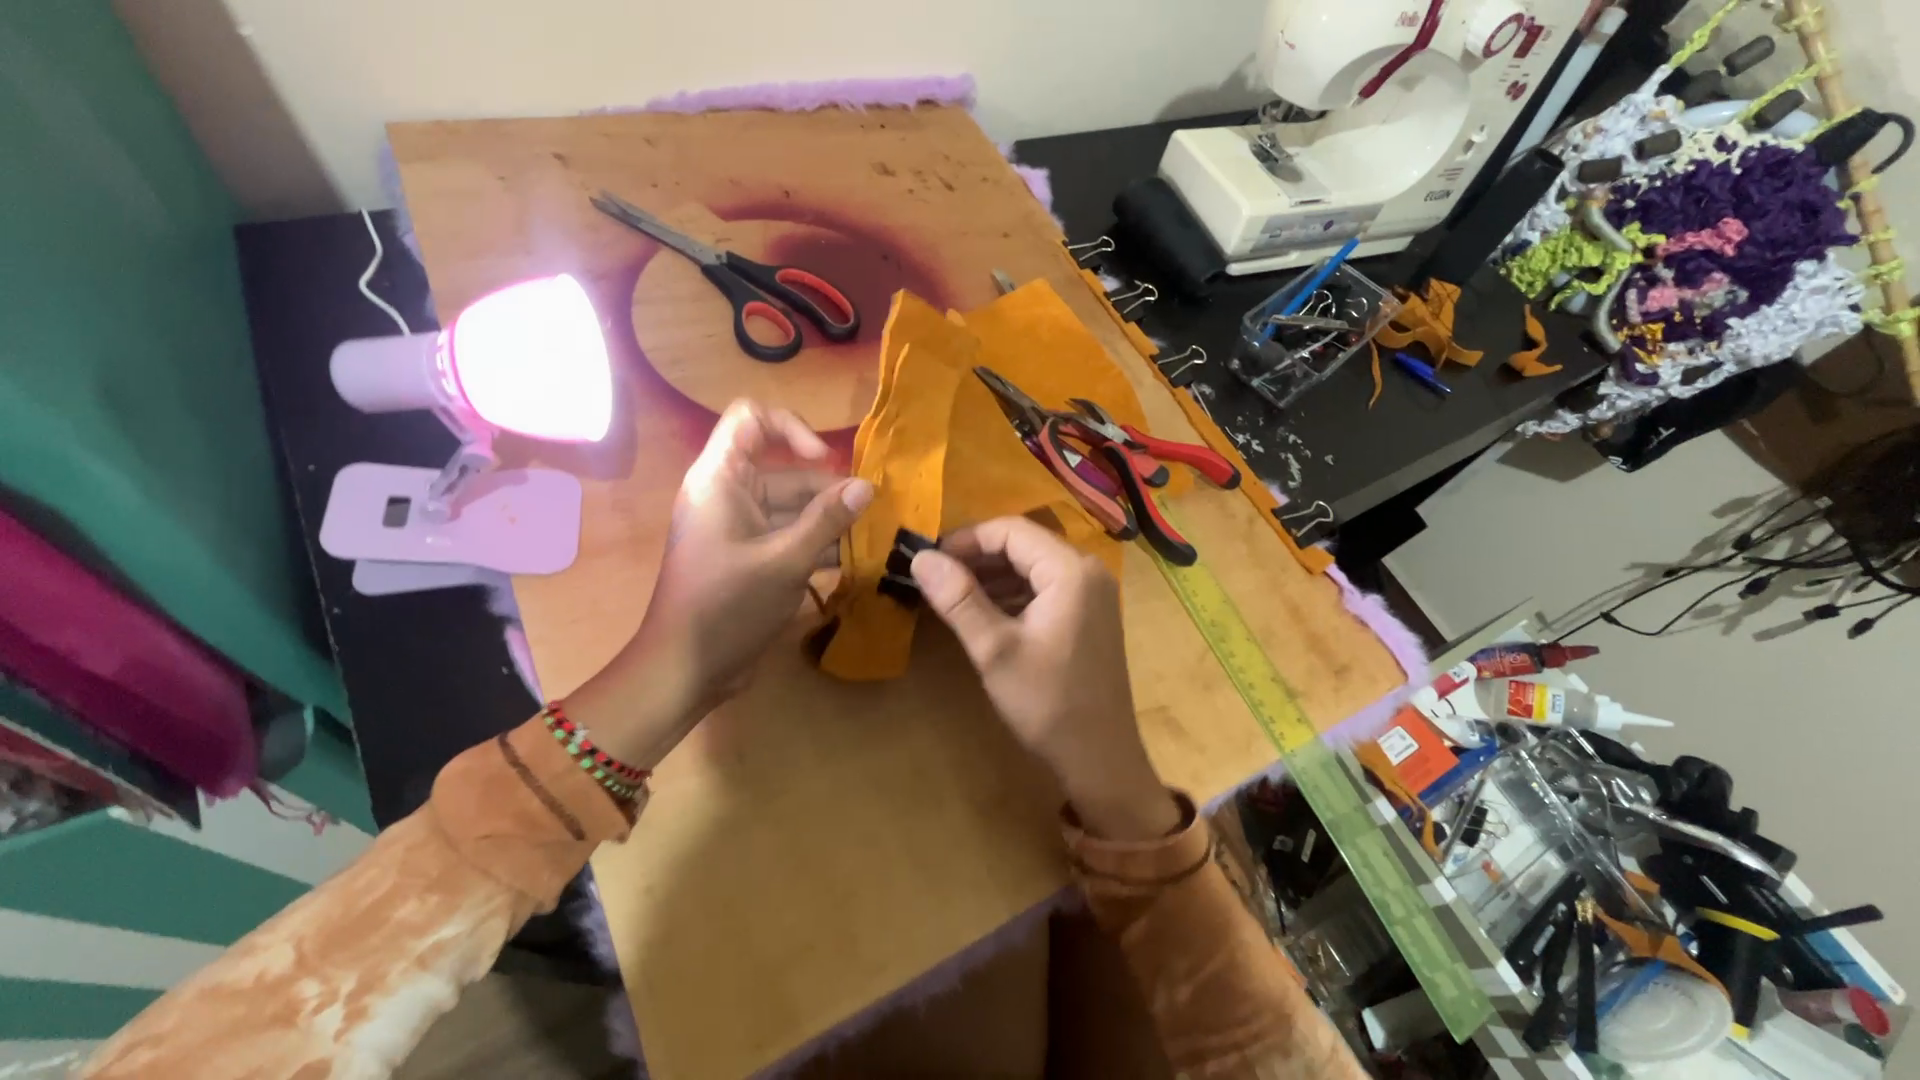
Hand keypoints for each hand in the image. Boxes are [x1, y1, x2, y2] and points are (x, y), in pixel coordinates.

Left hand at [568, 400, 871, 766]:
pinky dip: (817, 545)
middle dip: (830, 490)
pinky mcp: (750, 557)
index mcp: (722, 478)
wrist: (685, 668)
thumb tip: (867, 486)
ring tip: (874, 538)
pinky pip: (788, 536)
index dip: (792, 429)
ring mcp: (739, 528)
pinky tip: (855, 561)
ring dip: (830, 522)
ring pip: (793, 508)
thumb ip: (827, 520)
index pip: (752, 419)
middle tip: (874, 514)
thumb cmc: (727, 605)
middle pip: (785, 471)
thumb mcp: (784, 561)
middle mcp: (729, 494)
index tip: (825, 461)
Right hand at [910, 517, 1179, 839]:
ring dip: (993, 576)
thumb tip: (919, 558)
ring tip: (951, 596)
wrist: (1100, 757)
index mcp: (1070, 570)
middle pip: (1024, 544)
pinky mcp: (1090, 615)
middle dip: (977, 557)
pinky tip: (984, 613)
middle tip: (935, 578)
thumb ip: (958, 599)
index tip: (928, 561)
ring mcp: (1093, 593)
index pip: (1010, 530)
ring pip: (1033, 566)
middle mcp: (1088, 571)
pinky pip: (1046, 587)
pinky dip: (1013, 594)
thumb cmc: (1047, 702)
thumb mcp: (995, 650)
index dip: (965, 540)